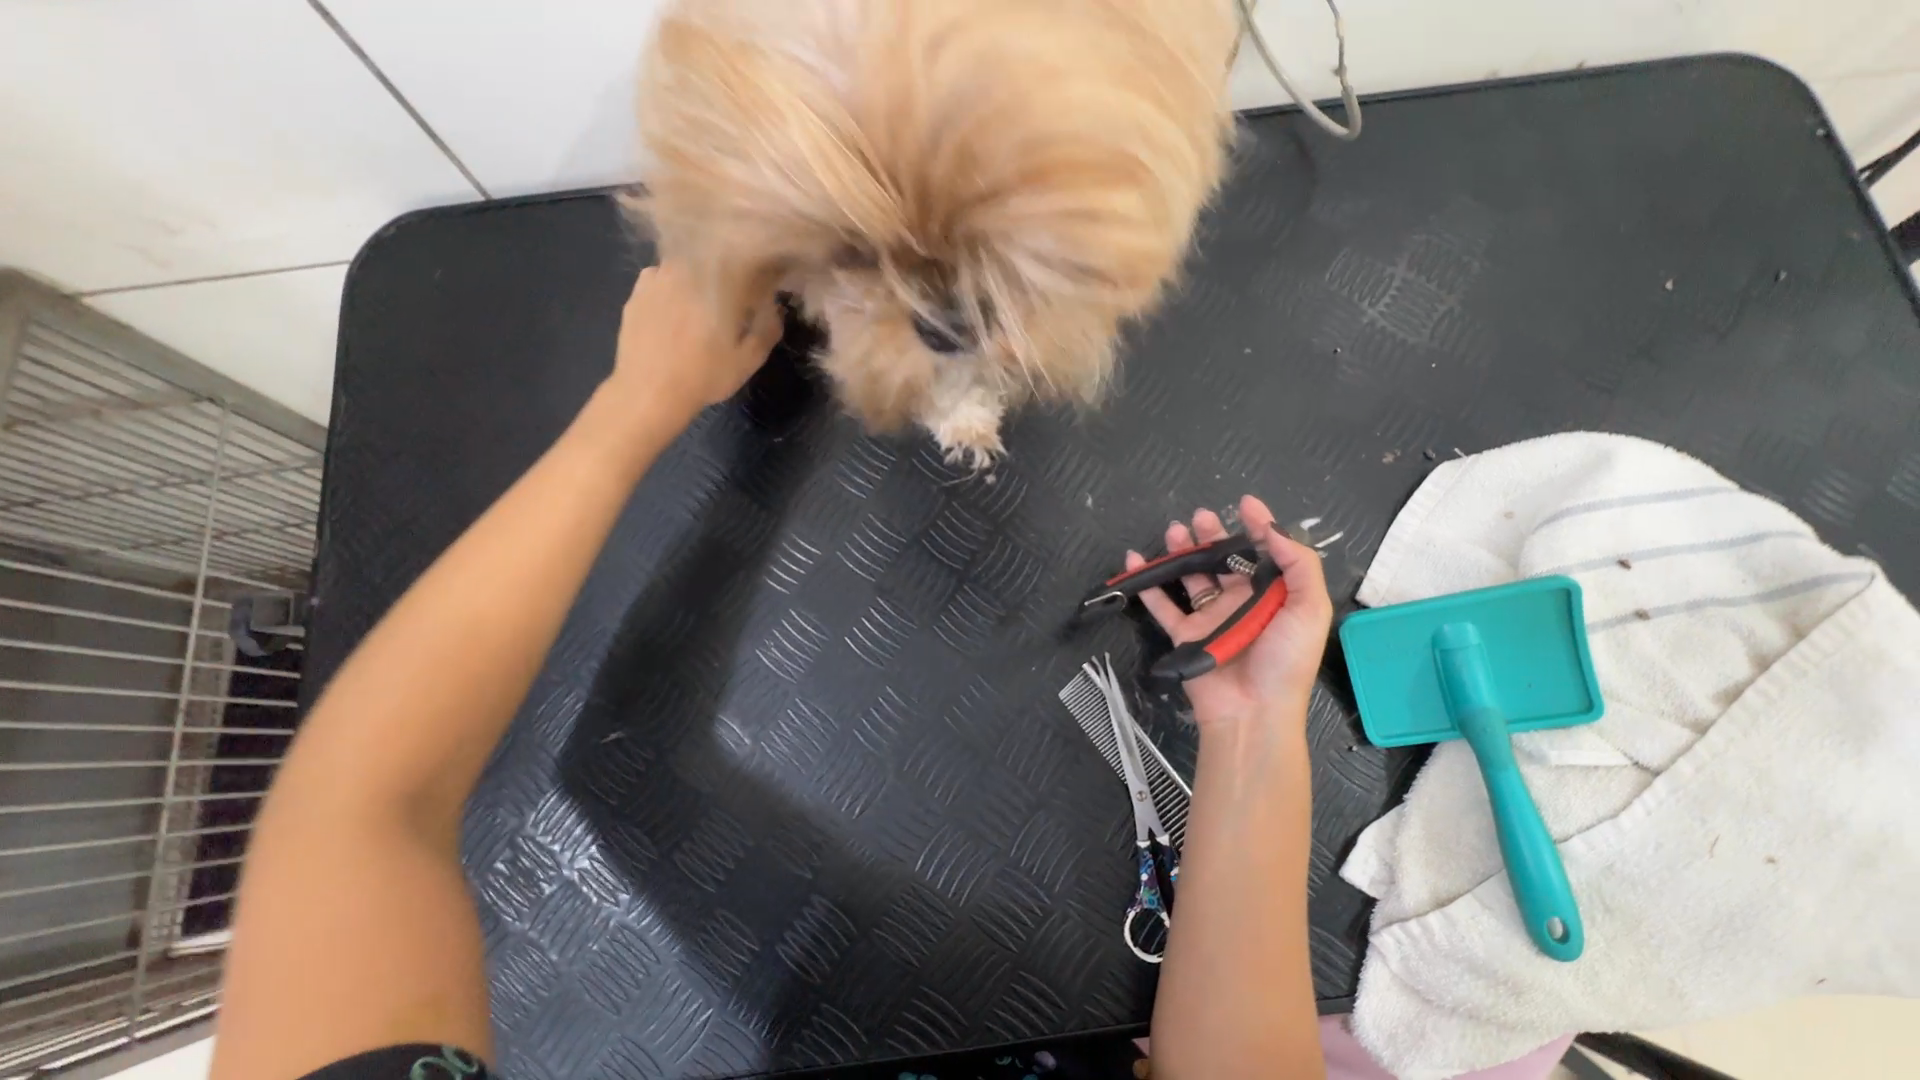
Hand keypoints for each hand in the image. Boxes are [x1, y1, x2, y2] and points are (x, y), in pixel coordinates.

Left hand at [603, 261, 783, 423]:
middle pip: (717, 260)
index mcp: (723, 280)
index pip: (751, 264)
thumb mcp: (749, 359)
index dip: (763, 275)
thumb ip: (768, 328)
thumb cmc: (705, 376)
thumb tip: (774, 307)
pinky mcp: (638, 289)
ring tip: (701, 308)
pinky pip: (662, 277)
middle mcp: (690, 267)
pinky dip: (673, 286)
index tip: (768, 290)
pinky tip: (674, 309)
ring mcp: (660, 275)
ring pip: (688, 266)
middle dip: (730, 276)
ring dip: (699, 279)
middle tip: (734, 302)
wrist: (649, 391)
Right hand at [1123, 495, 1333, 729]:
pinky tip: (1136, 559)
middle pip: (1224, 561)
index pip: (1266, 553)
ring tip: (1172, 530)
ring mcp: (1211, 618)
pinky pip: (1163, 605)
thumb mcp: (1309, 608)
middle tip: (1198, 515)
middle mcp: (1242, 602)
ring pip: (1193, 577)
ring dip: (1182, 552)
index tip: (1244, 504)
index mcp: (1275, 595)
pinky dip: (1148, 583)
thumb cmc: (1286, 659)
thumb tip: (1271, 526)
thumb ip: (1298, 563)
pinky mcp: (1185, 634)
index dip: (1257, 527)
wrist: (1253, 711)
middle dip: (1212, 535)